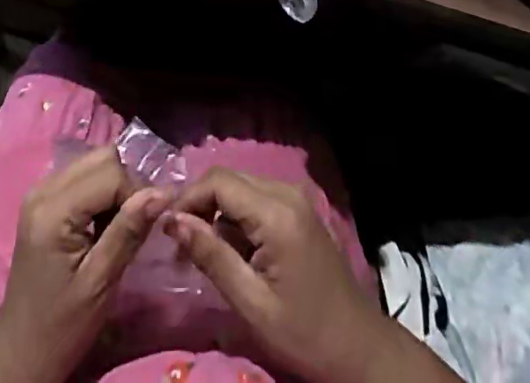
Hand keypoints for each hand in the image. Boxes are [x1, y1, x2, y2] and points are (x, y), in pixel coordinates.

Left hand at [0, 147, 168, 382]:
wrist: (23, 350)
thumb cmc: (63, 325)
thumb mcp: (101, 282)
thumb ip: (129, 231)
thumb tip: (163, 192)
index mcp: (52, 209)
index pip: (110, 172)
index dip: (137, 192)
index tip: (151, 225)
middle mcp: (42, 188)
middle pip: (101, 158)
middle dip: (127, 184)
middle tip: (137, 223)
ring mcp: (39, 191)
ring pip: (92, 162)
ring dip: (115, 187)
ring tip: (121, 226)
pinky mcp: (42, 200)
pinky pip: (81, 176)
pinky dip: (101, 192)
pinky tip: (103, 224)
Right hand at [166, 169, 458, 382]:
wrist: (360, 349)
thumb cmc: (305, 333)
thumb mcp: (252, 302)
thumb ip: (211, 255)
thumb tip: (172, 221)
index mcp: (277, 214)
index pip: (217, 182)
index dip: (187, 199)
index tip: (168, 231)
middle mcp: (287, 193)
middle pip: (227, 179)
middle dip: (199, 205)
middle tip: (182, 245)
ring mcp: (295, 199)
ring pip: (238, 187)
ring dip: (216, 212)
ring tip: (203, 252)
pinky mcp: (298, 210)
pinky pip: (255, 198)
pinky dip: (235, 217)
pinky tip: (232, 251)